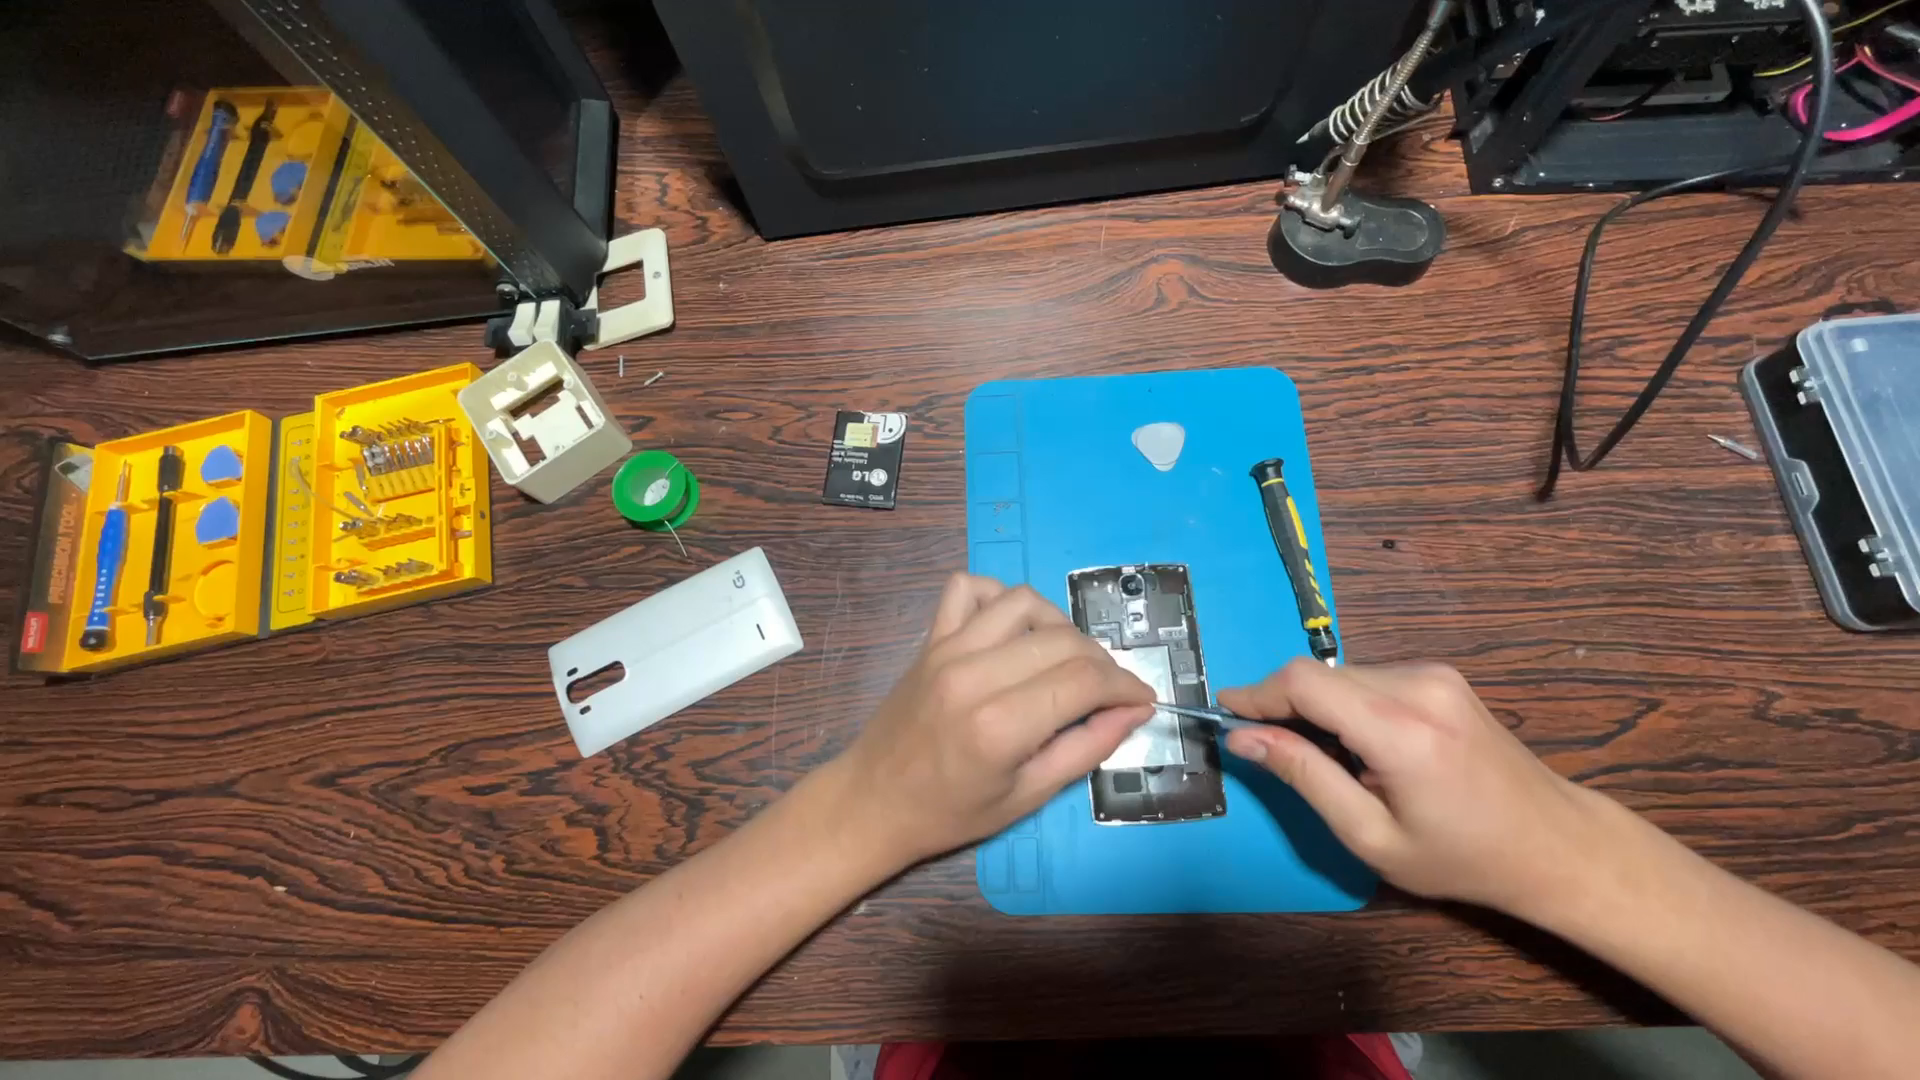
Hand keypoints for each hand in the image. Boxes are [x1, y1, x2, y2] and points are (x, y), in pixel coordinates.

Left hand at [838, 574, 1155, 863]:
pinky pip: (968, 588)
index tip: (1141, 699)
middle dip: (1101, 662)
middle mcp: (975, 674)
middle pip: (1063, 640)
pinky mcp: (930, 638)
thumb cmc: (951, 812)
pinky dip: (998, 597)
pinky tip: (1012, 630)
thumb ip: (1087, 748)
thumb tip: (1135, 710)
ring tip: (1064, 659)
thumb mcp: (1028, 796)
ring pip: (1023, 602)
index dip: (1126, 686)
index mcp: (1001, 725)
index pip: (1086, 681)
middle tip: (1107, 691)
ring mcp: (947, 648)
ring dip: (1058, 625)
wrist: (872, 801)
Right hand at [1217, 659, 1617, 916]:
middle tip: (1268, 745)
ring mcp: (1434, 675)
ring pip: (1340, 674)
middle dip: (1282, 703)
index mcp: (1402, 730)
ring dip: (1314, 704)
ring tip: (1325, 755)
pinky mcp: (1440, 675)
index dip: (1257, 693)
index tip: (1226, 711)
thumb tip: (1243, 737)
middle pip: (1318, 674)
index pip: (1305, 682)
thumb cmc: (1461, 856)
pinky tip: (1359, 742)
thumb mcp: (1370, 835)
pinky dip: (1343, 702)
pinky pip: (1367, 677)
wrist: (1557, 845)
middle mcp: (1418, 686)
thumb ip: (1303, 776)